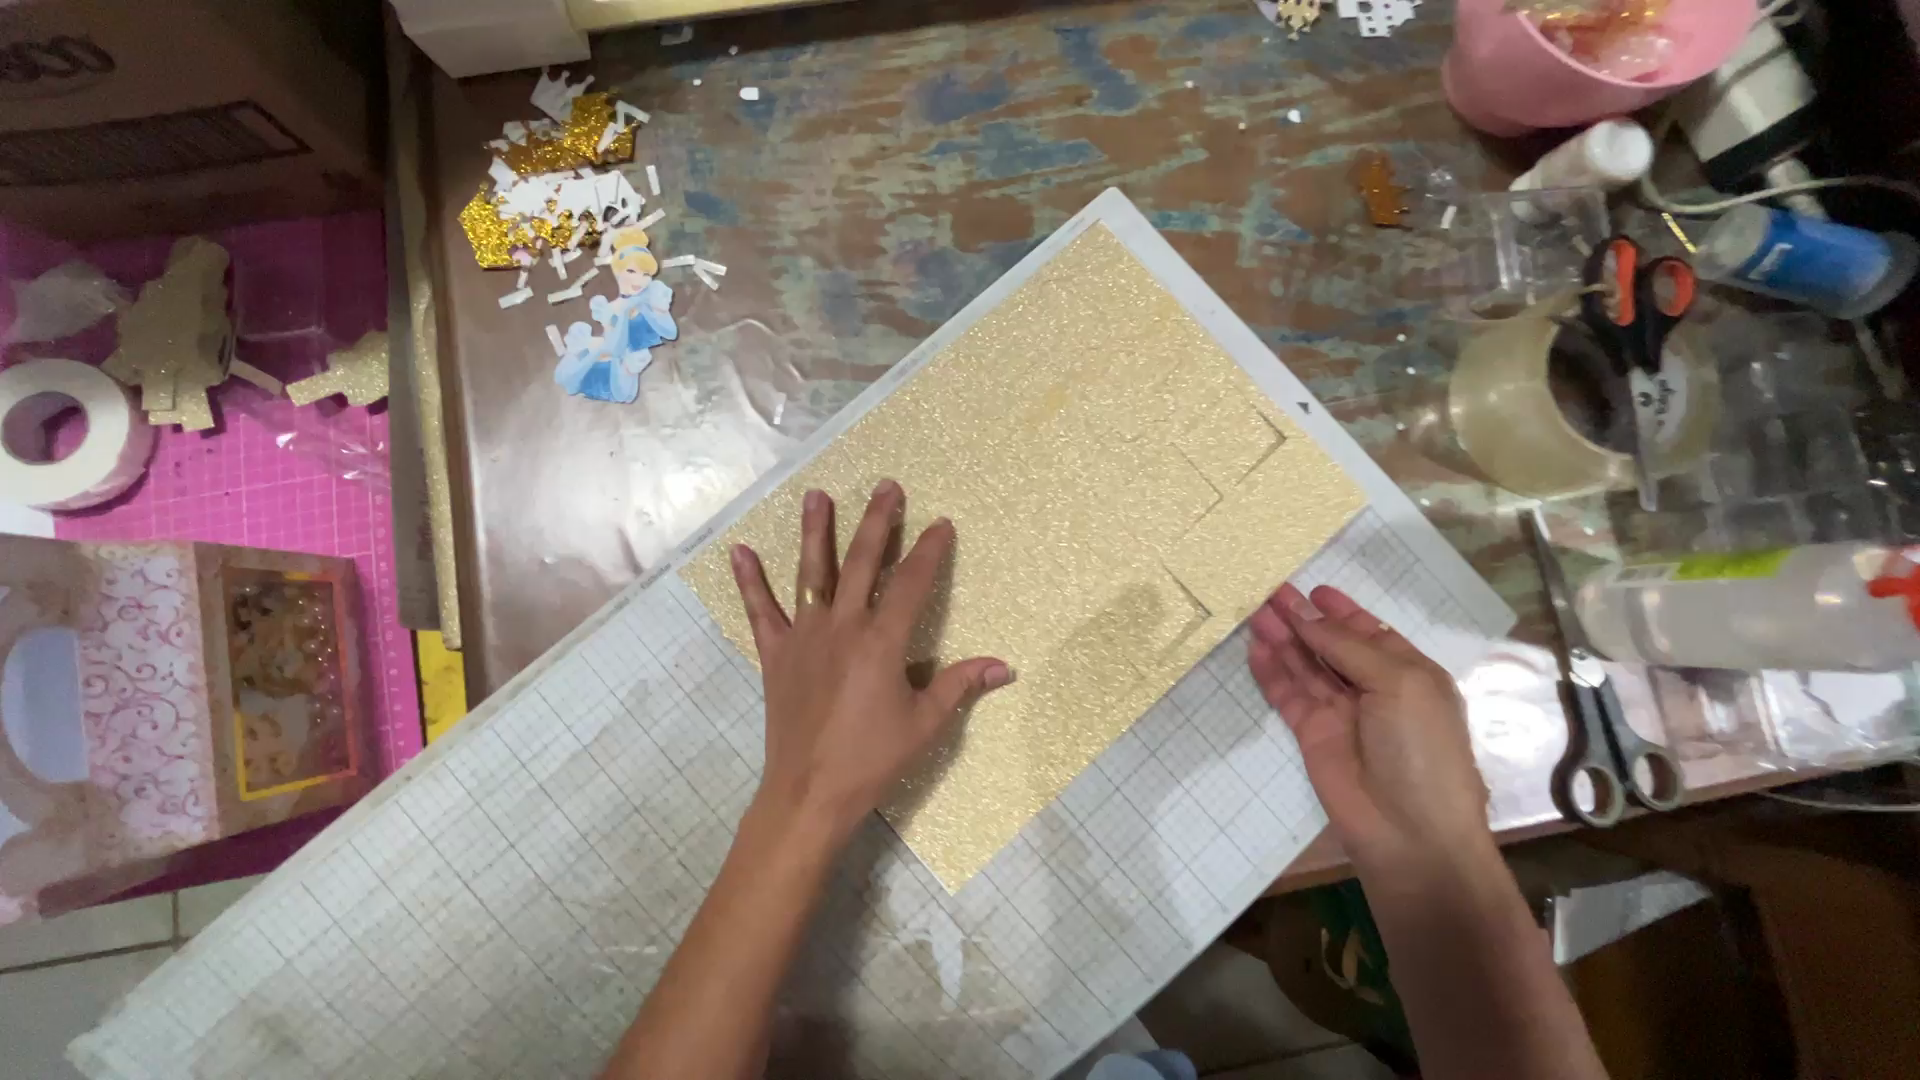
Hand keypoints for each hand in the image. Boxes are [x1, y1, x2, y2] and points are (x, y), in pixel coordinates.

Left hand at [728, 480, 1012, 840]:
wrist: (809, 792)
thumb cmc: (872, 759)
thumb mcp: (925, 724)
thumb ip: (962, 686)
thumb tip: (1006, 667)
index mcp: (882, 641)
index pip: (912, 582)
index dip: (929, 550)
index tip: (941, 523)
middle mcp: (842, 626)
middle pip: (862, 562)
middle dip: (877, 521)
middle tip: (886, 487)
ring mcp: (804, 636)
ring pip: (811, 573)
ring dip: (815, 531)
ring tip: (816, 494)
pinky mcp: (775, 653)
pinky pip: (761, 611)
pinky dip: (750, 582)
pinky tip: (740, 552)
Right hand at [1247, 584, 1494, 883]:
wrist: (1409, 832)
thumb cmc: (1420, 749)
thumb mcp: (1398, 683)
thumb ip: (1346, 645)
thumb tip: (1304, 614)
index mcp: (1408, 673)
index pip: (1370, 632)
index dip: (1341, 611)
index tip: (1311, 589)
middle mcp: (1373, 688)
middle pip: (1330, 645)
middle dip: (1303, 618)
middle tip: (1269, 591)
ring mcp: (1340, 712)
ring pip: (1305, 665)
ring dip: (1282, 638)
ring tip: (1254, 610)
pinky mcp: (1311, 734)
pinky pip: (1287, 694)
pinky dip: (1271, 672)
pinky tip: (1255, 648)